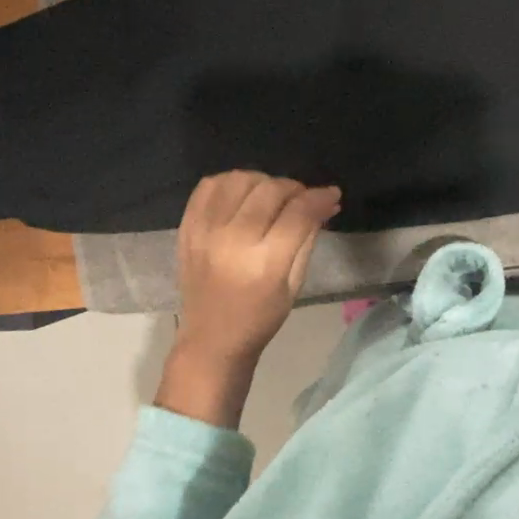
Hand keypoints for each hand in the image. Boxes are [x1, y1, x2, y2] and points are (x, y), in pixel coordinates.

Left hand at [157, 171, 339, 426]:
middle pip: (270, 190)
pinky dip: (230, 182)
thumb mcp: (295, 284)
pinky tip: (243, 195)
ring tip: (271, 196)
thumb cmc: (260, 318)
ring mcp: (206, 231)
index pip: (298, 212)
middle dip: (294, 188)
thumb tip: (325, 203)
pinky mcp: (187, 227)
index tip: (331, 194)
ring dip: (263, 182)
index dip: (320, 197)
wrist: (212, 338)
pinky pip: (208, 186)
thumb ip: (307, 239)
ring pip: (239, 180)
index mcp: (266, 262)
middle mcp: (233, 239)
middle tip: (302, 200)